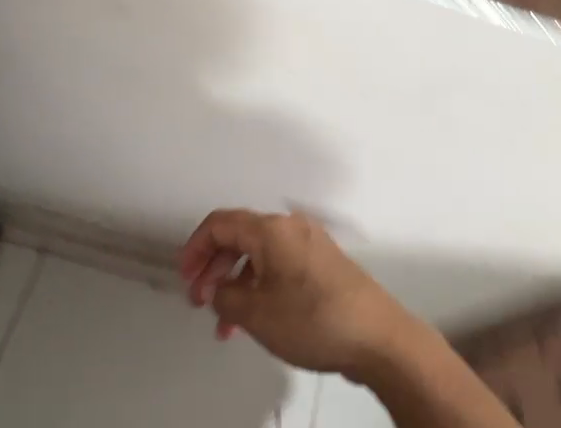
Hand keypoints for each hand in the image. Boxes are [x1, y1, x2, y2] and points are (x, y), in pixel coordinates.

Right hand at [178, 209, 417, 378]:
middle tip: (199, 300)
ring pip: (260, 256)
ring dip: (236, 284)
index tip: (184, 277)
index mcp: (272, 229)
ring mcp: (311, 245)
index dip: (195, 248)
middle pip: (240, 237)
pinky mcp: (323, 266)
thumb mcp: (255, 312)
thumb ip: (225, 297)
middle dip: (213, 267)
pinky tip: (254, 320)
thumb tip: (218, 290)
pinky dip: (260, 287)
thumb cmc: (314, 319)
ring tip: (224, 324)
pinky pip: (280, 268)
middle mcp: (292, 228)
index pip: (221, 223)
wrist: (376, 337)